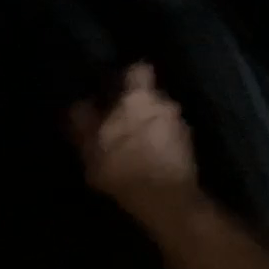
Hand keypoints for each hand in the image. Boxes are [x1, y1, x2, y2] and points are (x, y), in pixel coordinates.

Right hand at [70, 64, 199, 224]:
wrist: (165, 199)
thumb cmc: (121, 166)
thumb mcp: (90, 147)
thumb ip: (83, 122)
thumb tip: (79, 105)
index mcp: (138, 97)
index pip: (138, 69)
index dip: (127, 76)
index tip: (115, 88)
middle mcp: (165, 103)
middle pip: (150, 96)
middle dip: (137, 107)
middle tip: (119, 124)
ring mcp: (181, 126)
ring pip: (161, 117)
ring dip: (149, 128)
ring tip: (133, 148)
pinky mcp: (190, 149)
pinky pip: (171, 138)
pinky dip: (160, 145)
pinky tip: (147, 162)